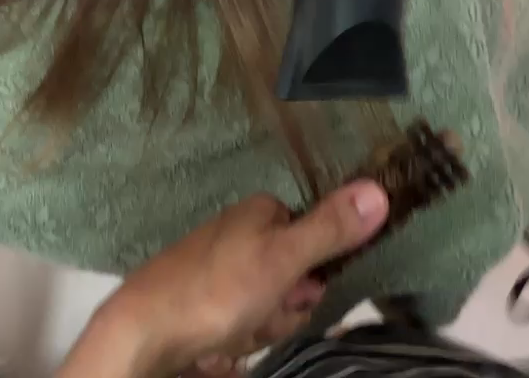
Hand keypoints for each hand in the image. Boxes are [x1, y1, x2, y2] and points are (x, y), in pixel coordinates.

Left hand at [64, 182, 389, 377]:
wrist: (148, 331)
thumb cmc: (217, 286)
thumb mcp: (281, 256)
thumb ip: (330, 229)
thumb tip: (380, 188)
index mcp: (263, 212)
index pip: (317, 243)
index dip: (312, 277)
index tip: (296, 291)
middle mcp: (247, 233)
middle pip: (299, 280)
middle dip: (287, 307)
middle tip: (260, 311)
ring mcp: (230, 268)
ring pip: (277, 306)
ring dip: (266, 326)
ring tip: (236, 328)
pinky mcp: (215, 300)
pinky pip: (251, 322)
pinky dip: (243, 336)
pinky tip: (224, 340)